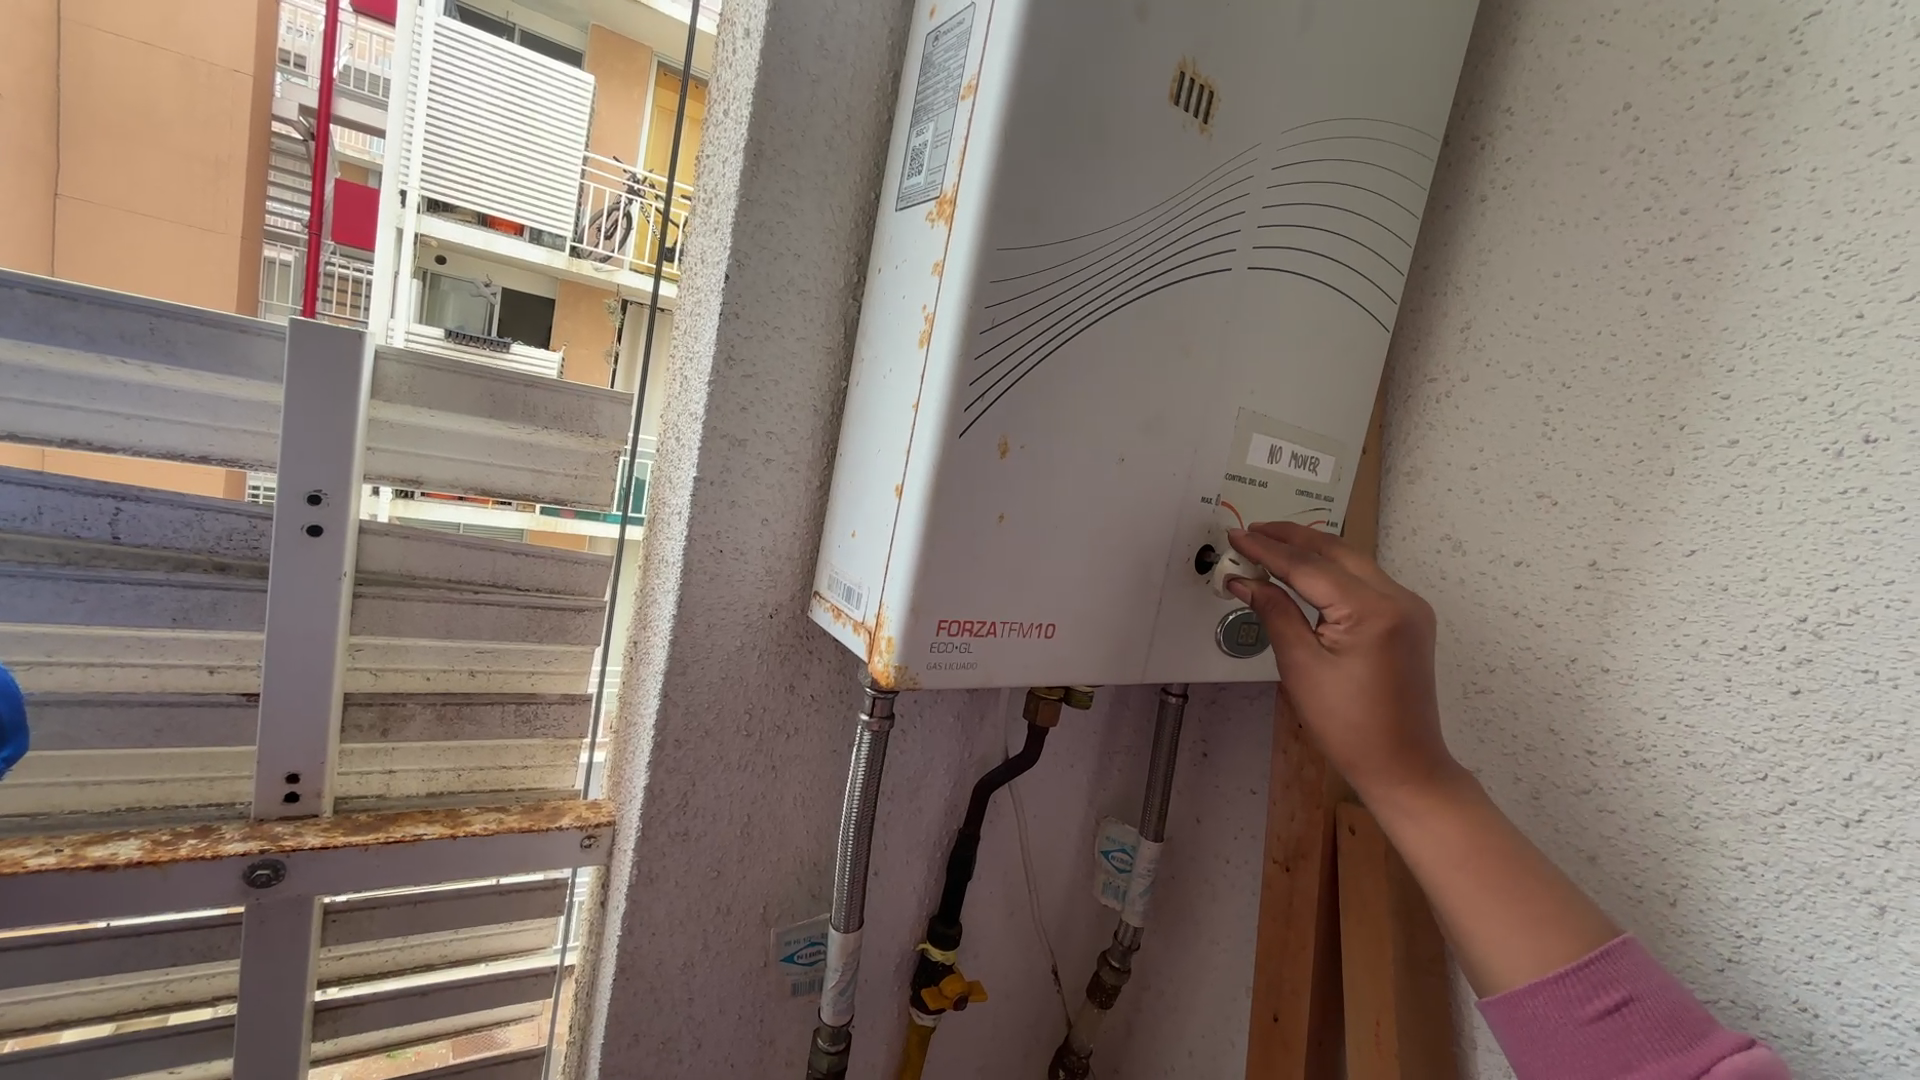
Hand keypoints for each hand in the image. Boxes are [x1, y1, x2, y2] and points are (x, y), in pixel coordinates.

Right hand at [1226, 522, 1463, 803]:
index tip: (1237, 536)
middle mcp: (1398, 598)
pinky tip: (1305, 569)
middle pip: (1336, 551)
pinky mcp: (1408, 618)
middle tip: (1252, 530)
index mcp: (1371, 611)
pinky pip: (1364, 579)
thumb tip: (1244, 581)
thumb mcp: (1300, 666)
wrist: (1402, 763)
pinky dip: (1331, 569)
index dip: (1268, 551)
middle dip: (1291, 538)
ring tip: (1271, 543)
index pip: (1308, 567)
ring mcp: (1408, 606)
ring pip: (1352, 560)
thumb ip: (1274, 613)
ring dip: (1311, 550)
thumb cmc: (1346, 724)